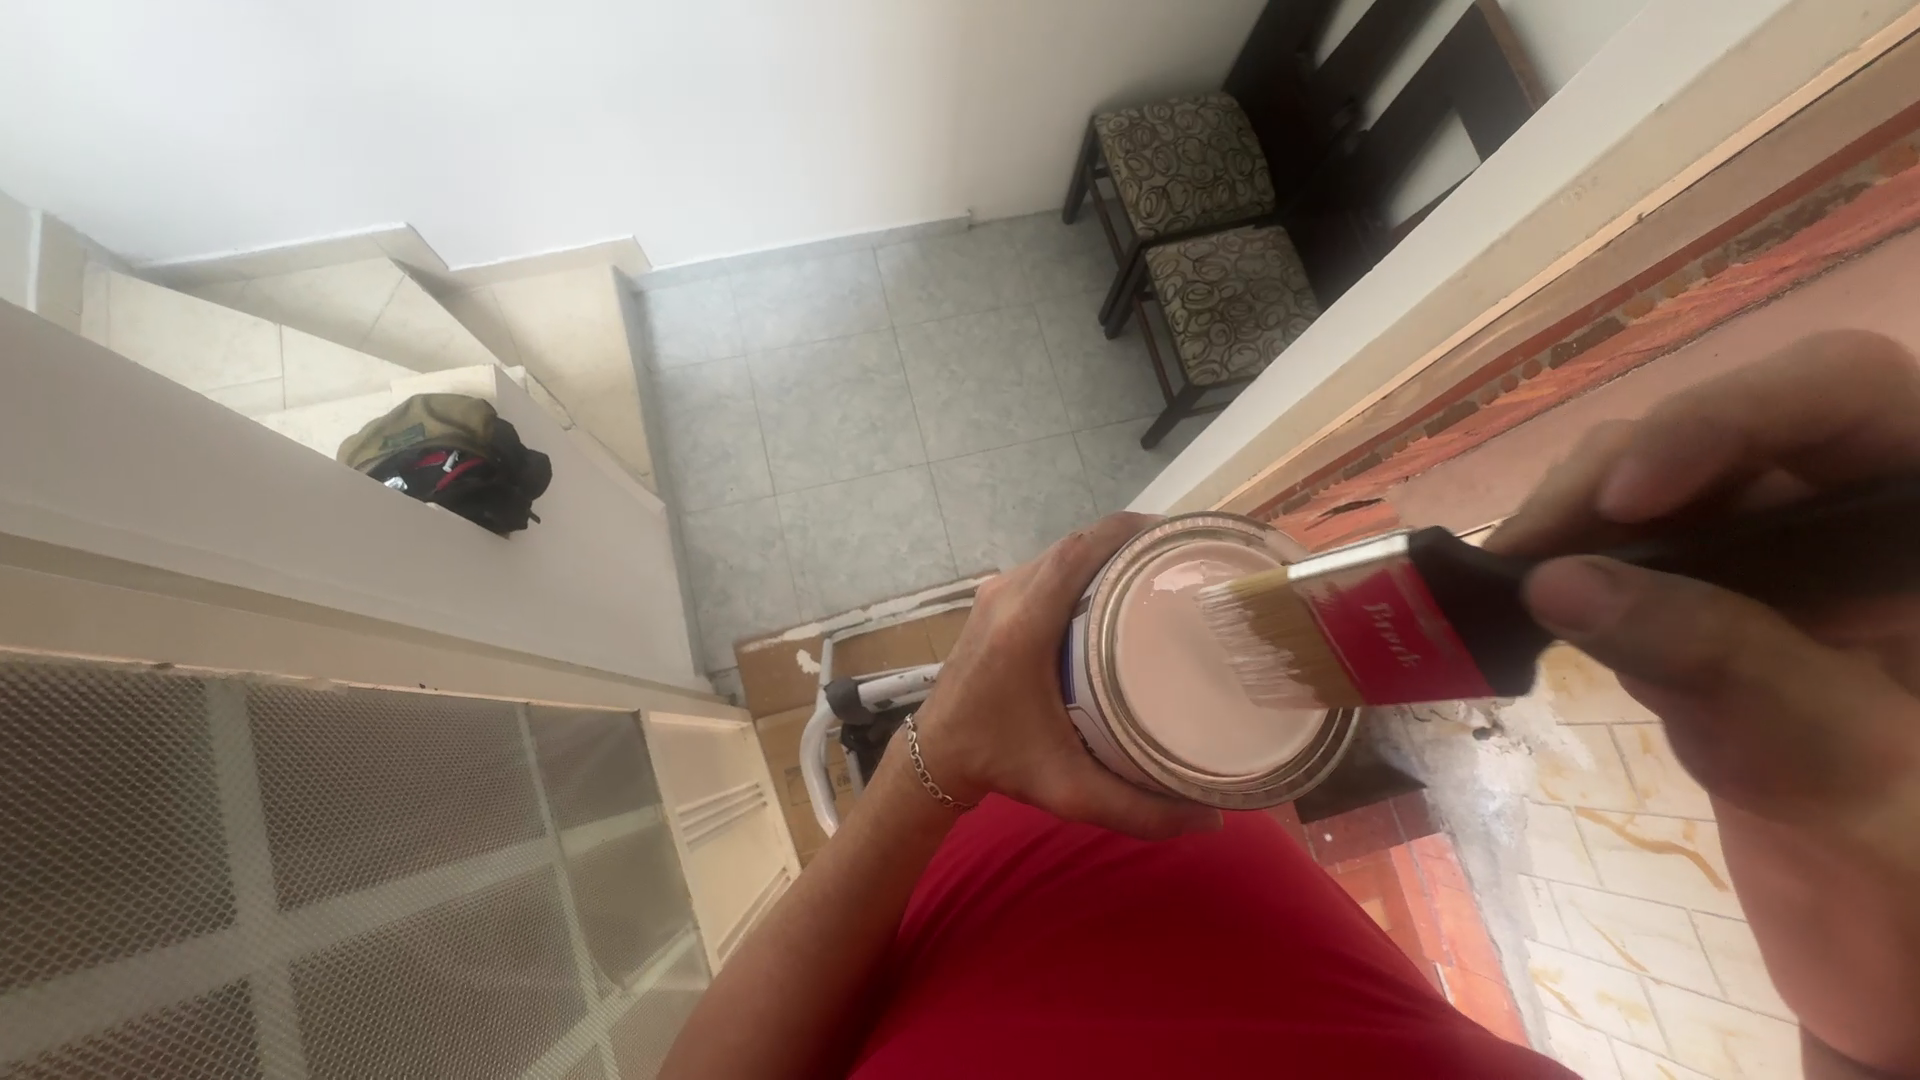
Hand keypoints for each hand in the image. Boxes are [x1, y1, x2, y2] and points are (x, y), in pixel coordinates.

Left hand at [906, 513, 1222, 840]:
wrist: (936, 754)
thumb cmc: (1000, 763)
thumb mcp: (1069, 791)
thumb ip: (1139, 811)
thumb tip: (1213, 822)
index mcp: (1024, 624)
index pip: (1080, 550)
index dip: (1128, 531)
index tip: (1175, 535)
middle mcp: (1008, 595)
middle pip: (1075, 544)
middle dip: (1127, 540)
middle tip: (1178, 559)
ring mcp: (995, 592)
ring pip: (1059, 552)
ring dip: (1103, 551)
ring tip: (1153, 570)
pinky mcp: (991, 598)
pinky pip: (1044, 566)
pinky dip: (1080, 565)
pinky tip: (1110, 588)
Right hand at [1486, 330, 1919, 1072]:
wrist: (1896, 931)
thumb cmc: (1915, 871)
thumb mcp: (1840, 772)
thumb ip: (1720, 670)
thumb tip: (1553, 585)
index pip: (1844, 396)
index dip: (1725, 418)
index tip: (1629, 502)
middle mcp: (1859, 513)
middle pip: (1720, 430)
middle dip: (1610, 478)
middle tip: (1525, 552)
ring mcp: (1779, 552)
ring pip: (1653, 477)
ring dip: (1570, 517)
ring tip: (1510, 578)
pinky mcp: (1709, 591)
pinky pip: (1620, 541)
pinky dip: (1560, 557)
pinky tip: (1526, 593)